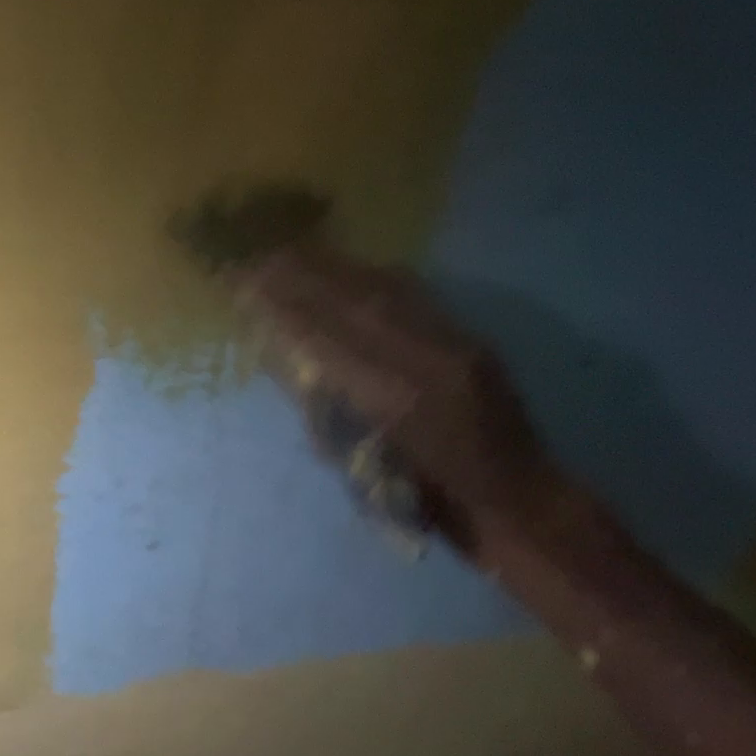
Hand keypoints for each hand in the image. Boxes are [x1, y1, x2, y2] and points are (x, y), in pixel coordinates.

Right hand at [230, 246, 554, 521]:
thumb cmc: (420, 498)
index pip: (326, 339)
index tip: (244, 288)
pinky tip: (352, 271)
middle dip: (303, 278)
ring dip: (337, 270)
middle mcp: (428, 362)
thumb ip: (323, 406)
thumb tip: (282, 358)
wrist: (511, 501)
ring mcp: (454, 346)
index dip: (283, 310)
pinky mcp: (470, 341)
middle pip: (355, 304)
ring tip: (296, 254)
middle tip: (260, 259)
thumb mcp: (357, 461)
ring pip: (387, 294)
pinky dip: (377, 280)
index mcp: (393, 399)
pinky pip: (418, 299)